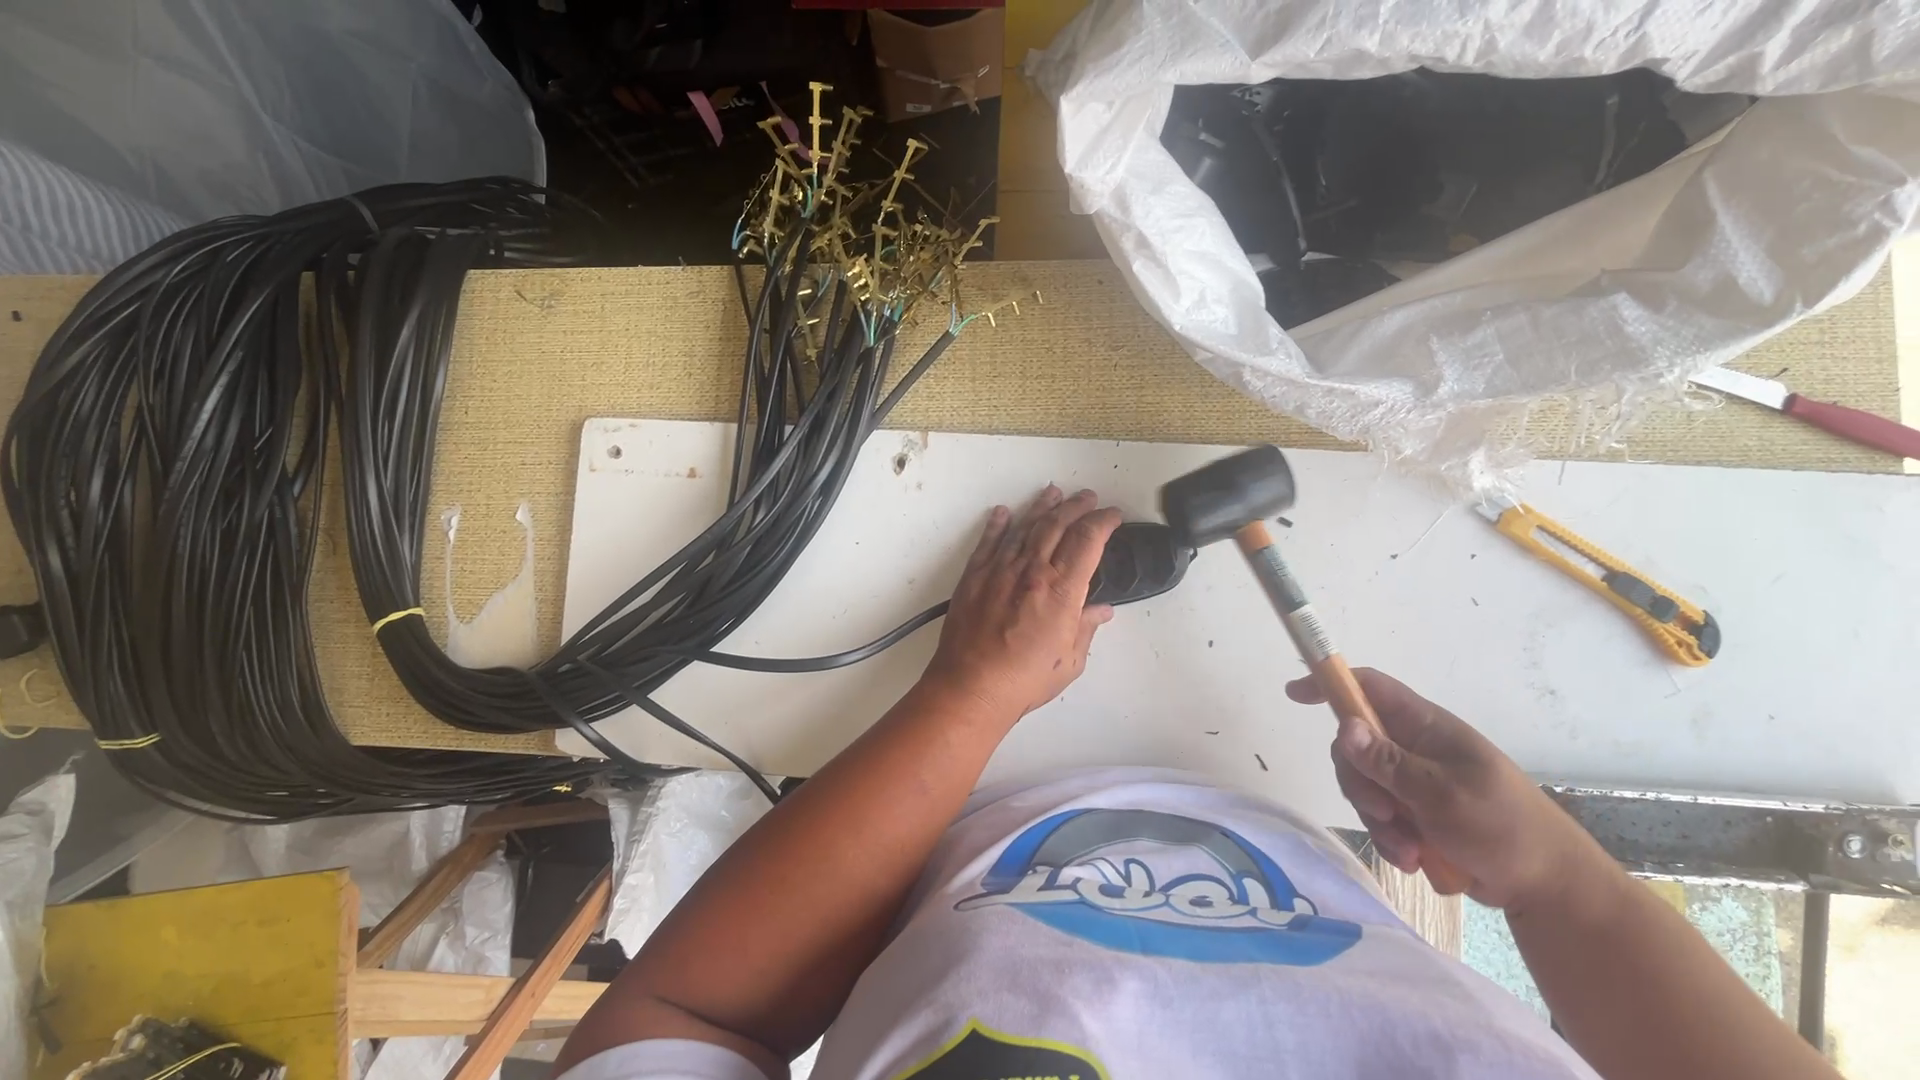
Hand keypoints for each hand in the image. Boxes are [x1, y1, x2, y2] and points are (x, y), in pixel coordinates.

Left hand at [921, 486, 1122, 723]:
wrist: (971, 687)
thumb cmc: (1023, 680)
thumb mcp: (1069, 660)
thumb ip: (1085, 629)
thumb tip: (1100, 611)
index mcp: (1061, 591)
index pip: (1088, 540)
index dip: (1103, 522)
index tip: (1112, 516)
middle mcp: (1031, 572)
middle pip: (1057, 525)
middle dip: (1076, 507)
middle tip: (1088, 498)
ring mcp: (999, 571)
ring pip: (1024, 527)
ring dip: (1041, 508)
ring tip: (1053, 493)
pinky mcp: (974, 578)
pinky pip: (988, 542)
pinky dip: (997, 525)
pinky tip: (1003, 513)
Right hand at [1286, 668, 1608, 911]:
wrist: (1549, 886)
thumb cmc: (1504, 828)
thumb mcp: (1441, 795)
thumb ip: (1388, 763)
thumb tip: (1344, 725)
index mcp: (1427, 727)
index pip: (1370, 688)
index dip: (1331, 685)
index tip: (1295, 695)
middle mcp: (1416, 747)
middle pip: (1355, 746)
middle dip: (1360, 784)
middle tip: (1384, 814)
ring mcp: (1416, 780)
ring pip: (1365, 785)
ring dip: (1378, 820)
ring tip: (1408, 849)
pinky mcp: (1418, 812)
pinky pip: (1382, 816)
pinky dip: (1391, 838)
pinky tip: (1413, 858)